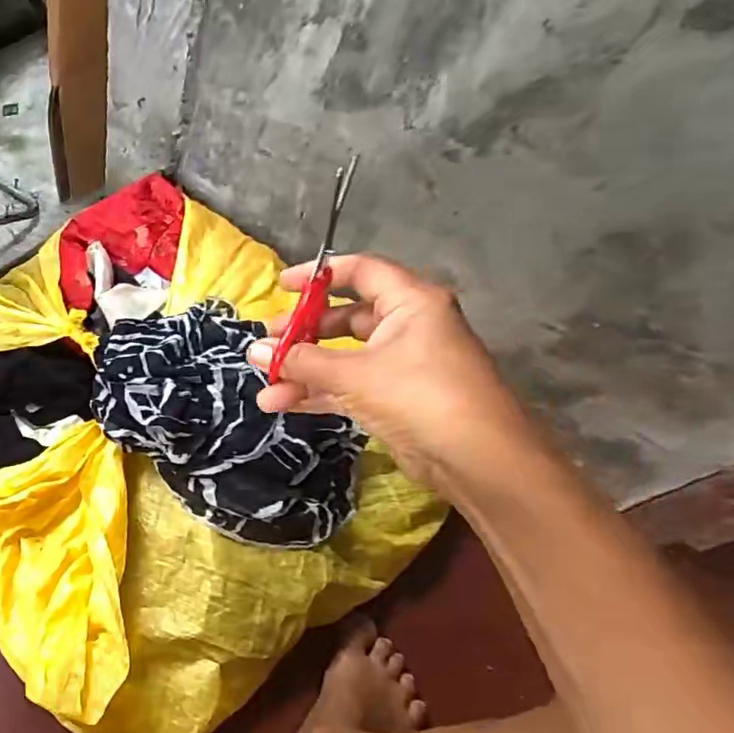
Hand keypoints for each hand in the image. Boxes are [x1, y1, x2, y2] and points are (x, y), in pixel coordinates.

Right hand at [248, 254, 542, 492]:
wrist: (478, 460)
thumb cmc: (419, 396)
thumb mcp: (354, 374)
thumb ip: (302, 361)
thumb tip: (255, 350)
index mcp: (410, 302)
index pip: (360, 272)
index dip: (319, 275)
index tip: (282, 287)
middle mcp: (408, 326)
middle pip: (347, 317)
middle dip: (304, 331)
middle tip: (268, 342)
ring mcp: (402, 365)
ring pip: (344, 357)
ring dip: (305, 370)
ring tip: (265, 382)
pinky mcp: (396, 399)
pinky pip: (349, 386)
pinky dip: (319, 393)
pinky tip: (281, 404)